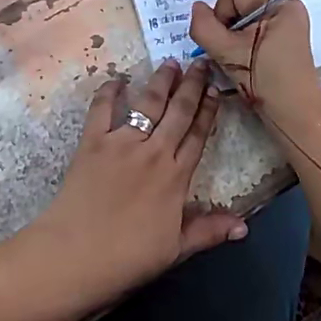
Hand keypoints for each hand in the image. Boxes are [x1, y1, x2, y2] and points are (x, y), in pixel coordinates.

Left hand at [24, 62, 244, 304]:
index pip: (198, 135)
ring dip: (161, 82)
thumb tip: (245, 225)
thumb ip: (209, 231)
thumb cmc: (128, 257)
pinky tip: (117, 79)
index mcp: (176, 177)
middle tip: (200, 62)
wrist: (76, 255)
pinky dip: (110, 92)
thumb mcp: (176, 250)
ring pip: (148, 103)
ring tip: (170, 63)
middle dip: (192, 85)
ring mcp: (122, 142)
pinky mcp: (92, 141)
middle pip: (178, 112)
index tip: (215, 90)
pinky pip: (103, 109)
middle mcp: (153, 152)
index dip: (208, 111)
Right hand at [189, 0, 320, 129]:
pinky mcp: (279, 42)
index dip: (220, 15)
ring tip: (237, 63)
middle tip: (229, 55)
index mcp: (280, 4)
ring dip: (230, 40)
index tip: (224, 43)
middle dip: (225, 29)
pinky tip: (243, 65)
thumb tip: (196, 9)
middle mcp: (285, 9)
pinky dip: (239, 46)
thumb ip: (205, 27)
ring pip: (241, 21)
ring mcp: (283, 26)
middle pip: (237, 5)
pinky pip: (249, 33)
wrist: (294, 116)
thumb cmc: (268, 81)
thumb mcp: (229, 53)